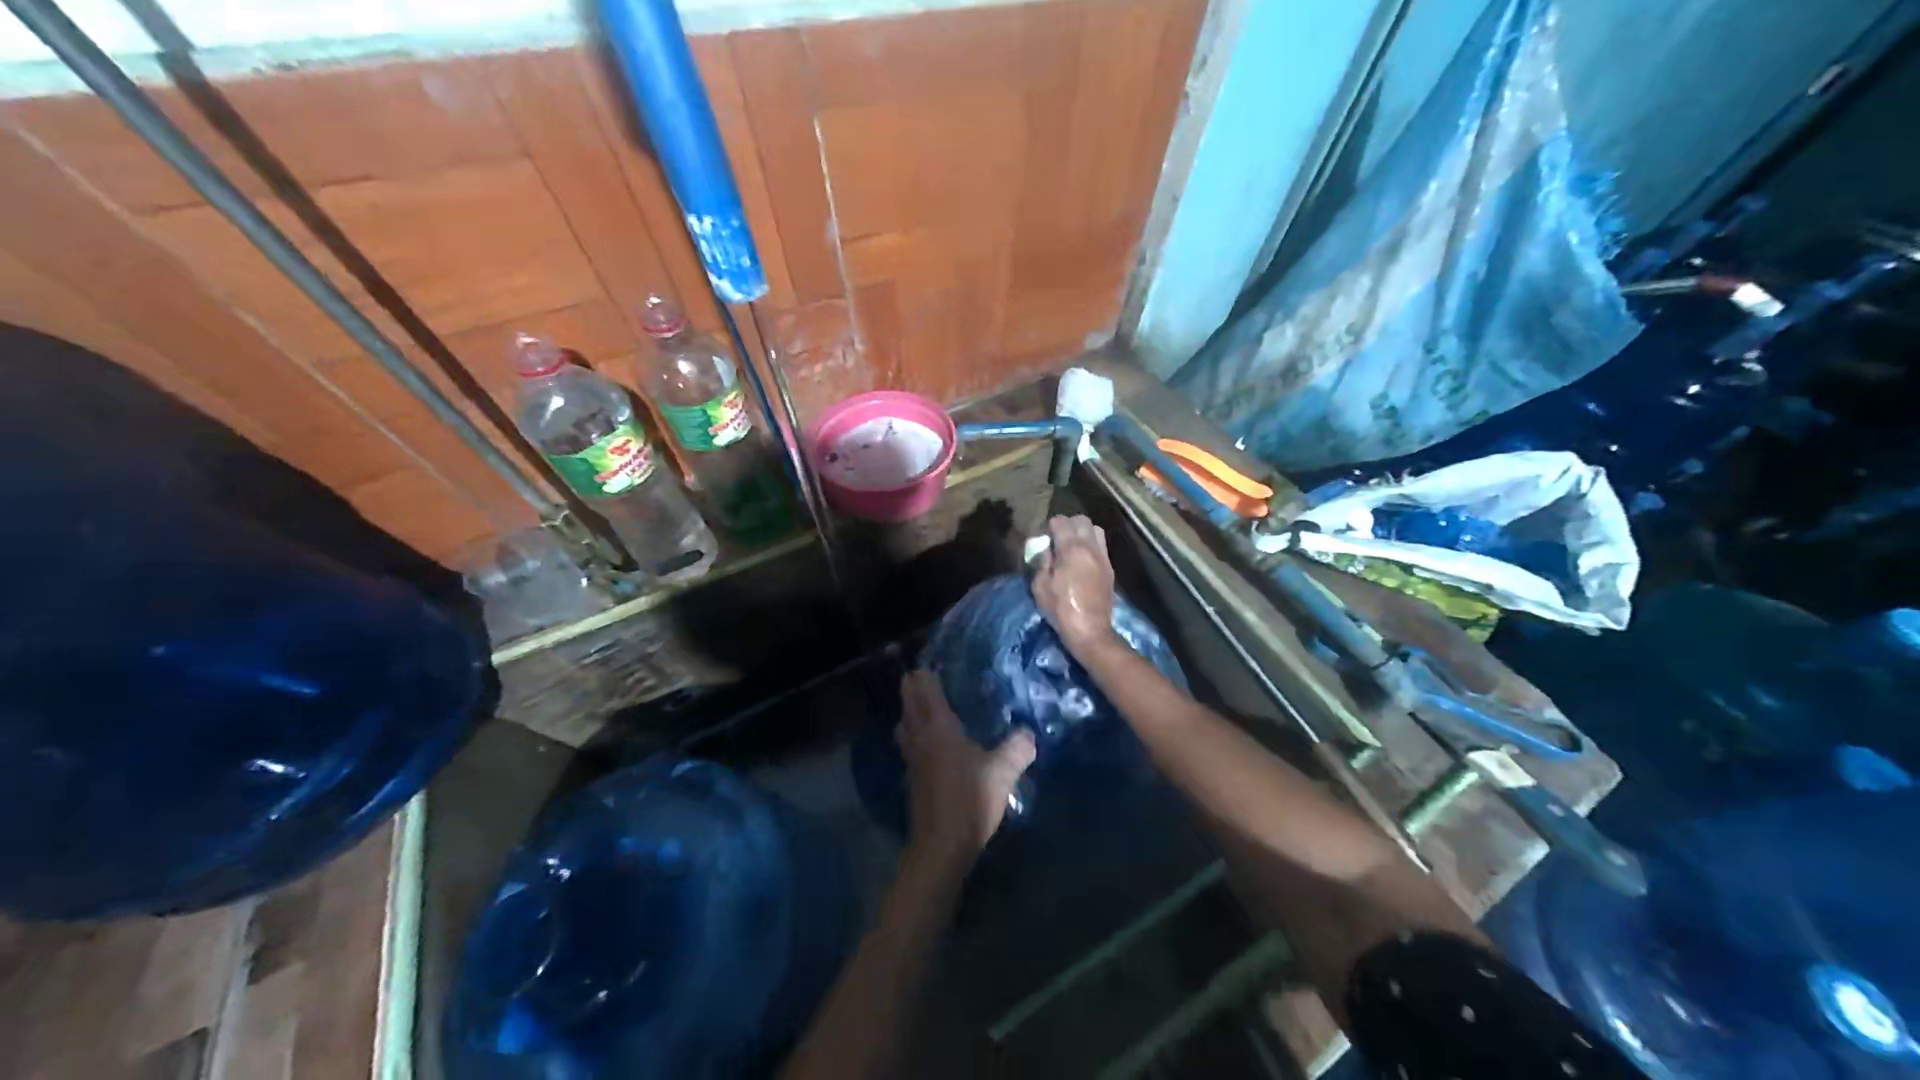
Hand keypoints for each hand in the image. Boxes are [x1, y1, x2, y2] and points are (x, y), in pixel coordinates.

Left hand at [897, 670, 1036, 866]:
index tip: (939, 660)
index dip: (927, 670)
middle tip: (934, 676)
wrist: (941, 846)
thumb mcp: (1004, 771)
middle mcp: (918, 736)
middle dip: (915, 684)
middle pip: (907, 699)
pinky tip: (932, 742)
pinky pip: (908, 742)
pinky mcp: (911, 777)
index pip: (924, 686)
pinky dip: (915, 733)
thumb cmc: (971, 800)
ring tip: (930, 706)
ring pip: (904, 722)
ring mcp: (911, 757)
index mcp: (937, 726)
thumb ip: (1019, 747)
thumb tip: (1028, 732)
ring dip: (912, 709)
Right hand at [1032, 515, 1119, 656]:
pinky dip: (1091, 545)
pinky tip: (1082, 561)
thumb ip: (1042, 561)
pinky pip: (1101, 546)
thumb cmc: (1060, 609)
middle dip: (1069, 524)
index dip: (1050, 526)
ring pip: (1096, 530)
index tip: (1045, 537)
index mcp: (1071, 549)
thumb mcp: (1040, 586)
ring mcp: (1103, 557)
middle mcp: (1090, 547)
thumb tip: (1046, 548)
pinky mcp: (1110, 568)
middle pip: (1082, 520)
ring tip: (1072, 547)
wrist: (1090, 630)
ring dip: (1083, 533)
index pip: (1061, 521)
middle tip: (1058, 539)